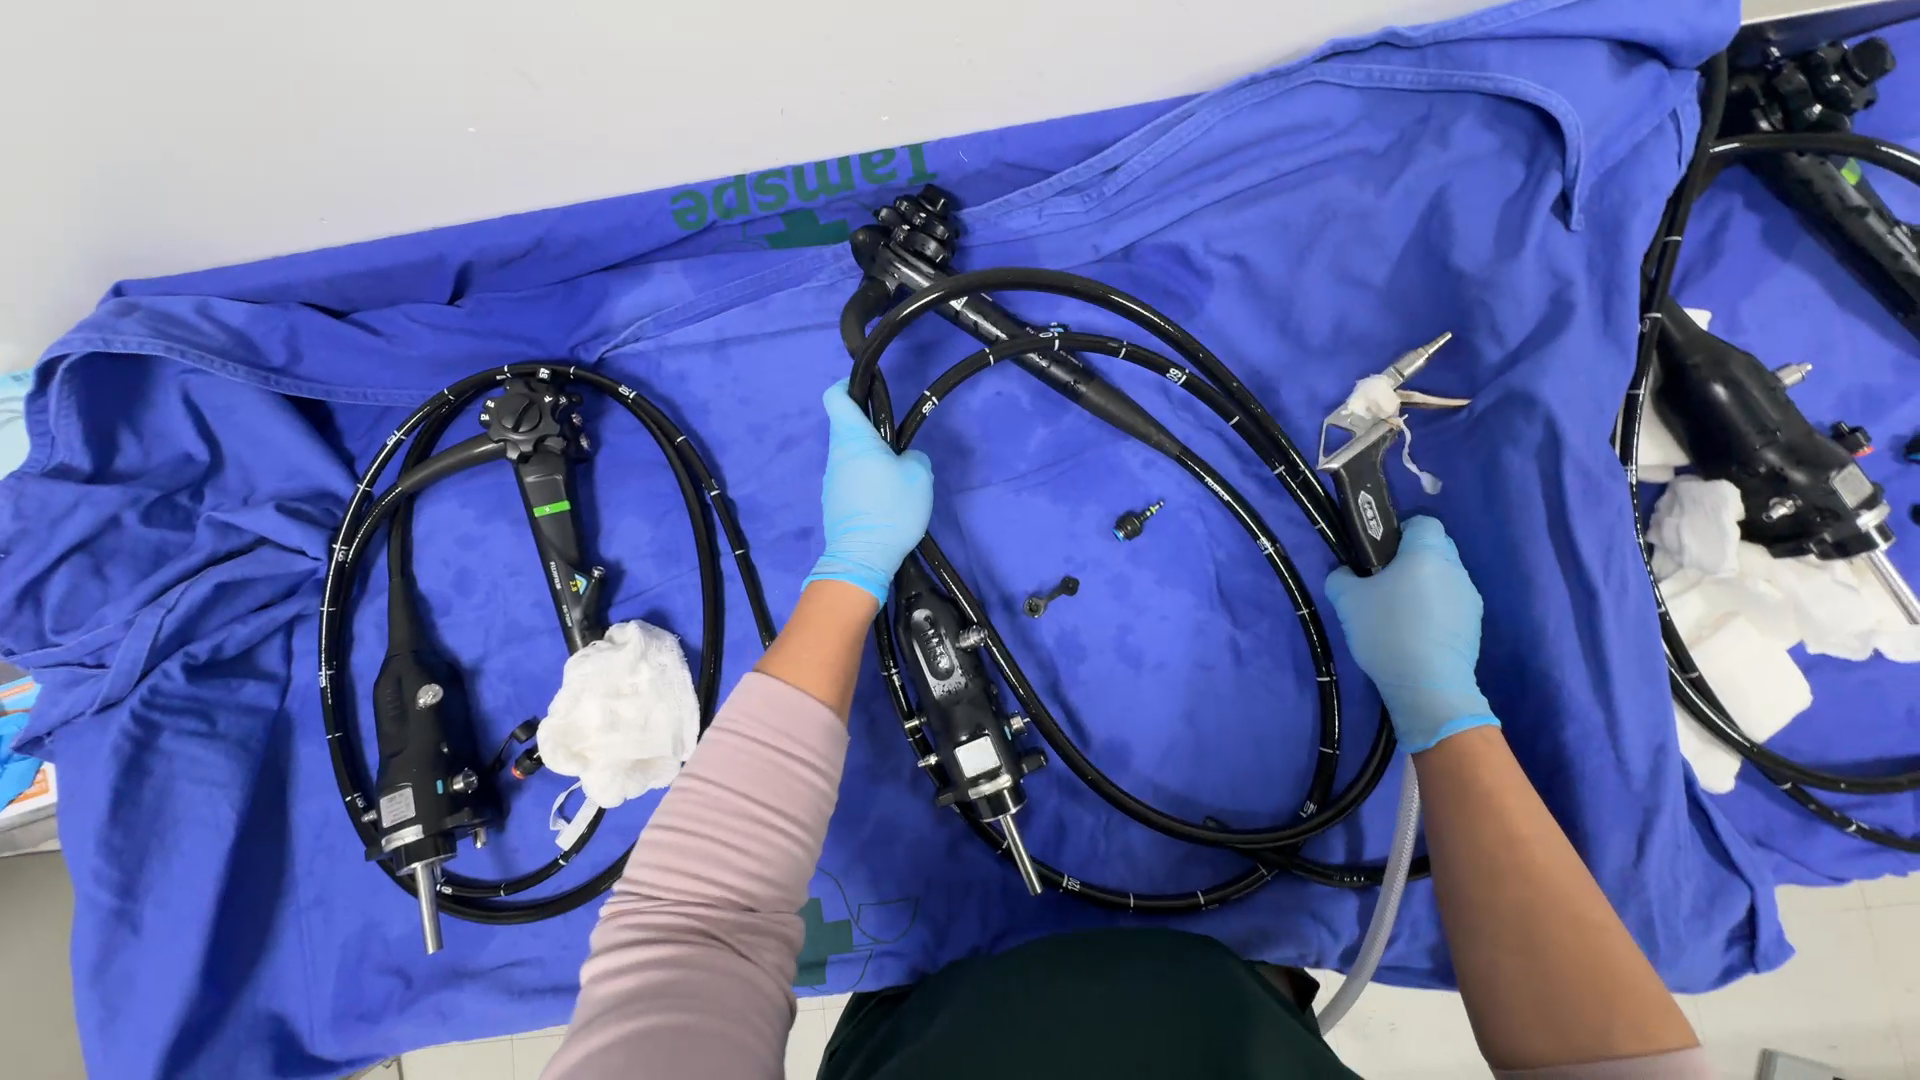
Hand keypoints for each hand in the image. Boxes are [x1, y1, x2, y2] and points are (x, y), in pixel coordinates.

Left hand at [803, 380, 933, 603]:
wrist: (864, 557)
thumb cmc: (891, 509)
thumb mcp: (920, 477)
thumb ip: (914, 457)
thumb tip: (904, 460)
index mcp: (853, 438)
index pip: (835, 397)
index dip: (848, 387)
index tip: (868, 392)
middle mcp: (836, 455)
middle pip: (848, 430)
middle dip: (872, 433)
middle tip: (899, 450)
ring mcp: (831, 480)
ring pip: (851, 458)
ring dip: (871, 462)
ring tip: (896, 483)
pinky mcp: (833, 503)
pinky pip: (851, 481)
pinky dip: (866, 484)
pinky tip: (885, 504)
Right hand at [1323, 516, 1496, 752]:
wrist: (1426, 682)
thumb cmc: (1385, 630)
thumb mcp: (1346, 601)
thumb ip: (1341, 577)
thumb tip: (1347, 573)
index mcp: (1426, 554)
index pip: (1423, 522)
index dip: (1401, 531)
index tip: (1380, 552)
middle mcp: (1454, 569)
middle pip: (1436, 549)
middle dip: (1411, 559)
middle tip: (1383, 581)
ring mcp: (1469, 597)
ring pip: (1444, 577)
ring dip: (1424, 585)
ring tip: (1398, 611)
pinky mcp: (1474, 624)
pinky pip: (1451, 603)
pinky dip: (1434, 609)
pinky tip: (1413, 632)